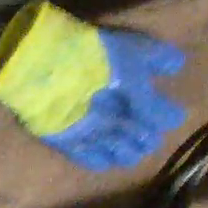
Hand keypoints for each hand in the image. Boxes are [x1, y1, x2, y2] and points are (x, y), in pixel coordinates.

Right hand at [0, 1, 187, 170]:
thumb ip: (160, 59)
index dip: (165, 114)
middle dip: (146, 137)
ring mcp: (94, 134)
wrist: (36, 67)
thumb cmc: (88, 53)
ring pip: (124, 155)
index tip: (158, 109)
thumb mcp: (134, 46)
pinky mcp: (66, 142)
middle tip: (138, 130)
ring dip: (126, 151)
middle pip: (147, 140)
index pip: (168, 118)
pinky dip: (99, 160)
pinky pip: (90, 160)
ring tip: (121, 146)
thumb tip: (171, 71)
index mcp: (143, 99)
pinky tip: (102, 157)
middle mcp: (123, 121)